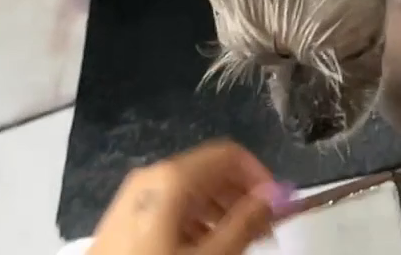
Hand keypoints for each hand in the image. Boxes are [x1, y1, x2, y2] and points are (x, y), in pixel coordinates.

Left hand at [90, 140, 282, 254]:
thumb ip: (245, 224)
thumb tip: (275, 195)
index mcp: (173, 178)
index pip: (229, 155)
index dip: (258, 175)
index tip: (276, 206)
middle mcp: (153, 176)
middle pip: (210, 171)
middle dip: (241, 195)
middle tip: (263, 230)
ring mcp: (135, 197)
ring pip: (191, 190)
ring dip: (221, 210)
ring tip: (237, 244)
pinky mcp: (124, 219)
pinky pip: (171, 207)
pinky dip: (196, 221)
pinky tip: (204, 249)